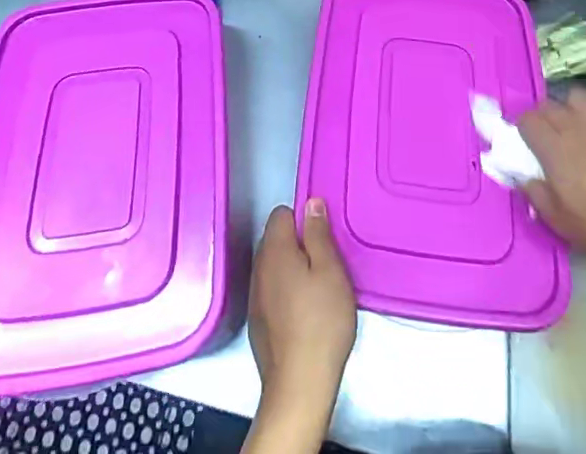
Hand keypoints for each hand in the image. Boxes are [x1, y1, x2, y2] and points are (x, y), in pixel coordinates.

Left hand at [250, 199, 356, 423]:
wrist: (299, 383)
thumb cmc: (321, 322)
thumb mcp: (330, 271)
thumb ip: (318, 234)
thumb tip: (310, 202)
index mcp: (274, 249)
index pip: (281, 213)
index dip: (303, 220)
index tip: (323, 240)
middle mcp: (258, 266)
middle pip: (275, 238)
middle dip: (299, 244)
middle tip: (326, 267)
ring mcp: (254, 293)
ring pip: (273, 265)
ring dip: (292, 269)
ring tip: (318, 292)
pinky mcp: (256, 318)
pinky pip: (271, 289)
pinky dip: (286, 292)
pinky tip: (304, 314)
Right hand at [517, 93, 585, 266]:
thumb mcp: (559, 222)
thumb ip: (534, 193)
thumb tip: (523, 176)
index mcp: (554, 149)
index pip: (527, 119)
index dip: (521, 129)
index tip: (524, 144)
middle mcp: (576, 129)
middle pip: (548, 105)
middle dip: (540, 117)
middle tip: (543, 140)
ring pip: (575, 97)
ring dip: (567, 107)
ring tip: (570, 127)